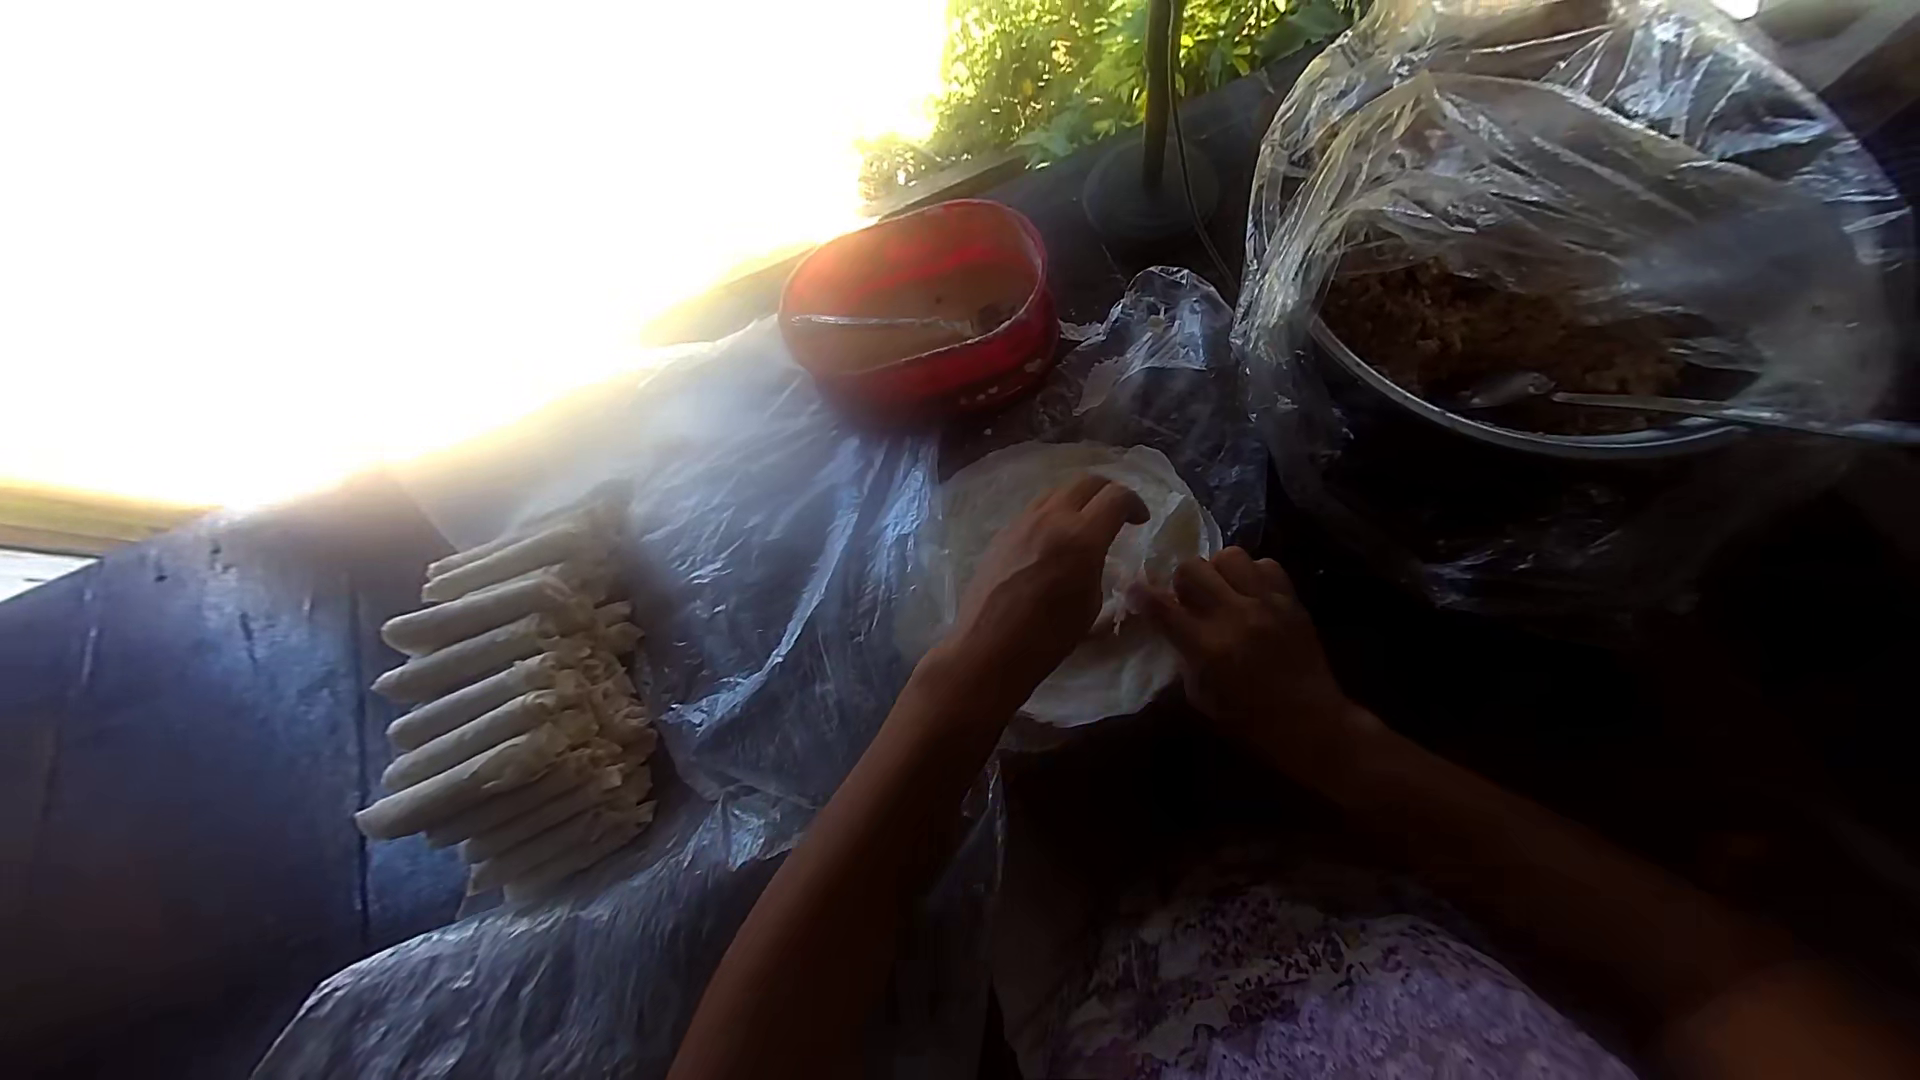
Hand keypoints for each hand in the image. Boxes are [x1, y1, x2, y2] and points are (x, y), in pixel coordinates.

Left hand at [935, 474, 1148, 699]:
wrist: (987, 647)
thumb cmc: (1046, 637)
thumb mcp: (1090, 605)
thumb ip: (1097, 568)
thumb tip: (1094, 556)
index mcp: (1081, 536)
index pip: (1116, 497)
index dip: (1134, 503)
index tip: (1139, 520)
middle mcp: (1051, 518)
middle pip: (1086, 482)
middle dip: (1107, 492)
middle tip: (1115, 513)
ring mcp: (1021, 522)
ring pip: (1056, 492)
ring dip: (1076, 500)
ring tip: (1083, 525)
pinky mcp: (1001, 534)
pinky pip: (1033, 510)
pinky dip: (1051, 514)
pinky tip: (1052, 540)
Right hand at [1134, 548, 1376, 773]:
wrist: (1312, 723)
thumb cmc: (1249, 719)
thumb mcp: (1200, 695)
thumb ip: (1184, 655)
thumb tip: (1173, 628)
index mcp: (1208, 647)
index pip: (1161, 607)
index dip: (1140, 595)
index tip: (1133, 591)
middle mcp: (1235, 617)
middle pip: (1192, 569)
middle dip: (1181, 580)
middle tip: (1186, 597)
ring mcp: (1267, 605)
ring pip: (1229, 555)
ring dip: (1217, 570)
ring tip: (1221, 588)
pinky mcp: (1291, 601)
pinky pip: (1266, 564)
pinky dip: (1252, 573)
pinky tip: (1250, 592)